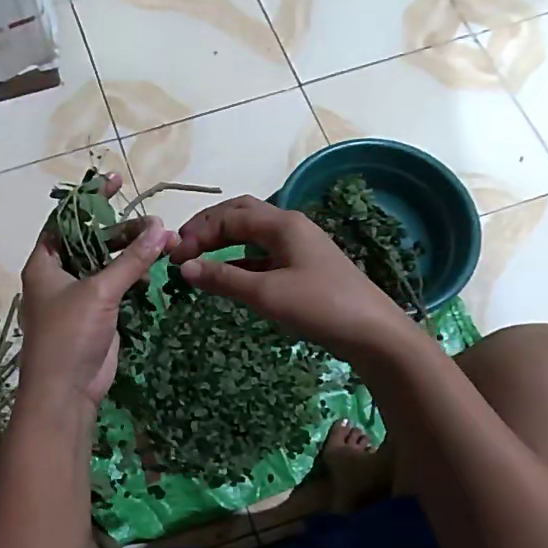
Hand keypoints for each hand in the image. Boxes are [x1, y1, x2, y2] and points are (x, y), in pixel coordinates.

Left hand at [19, 174, 174, 408]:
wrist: (66, 391)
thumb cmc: (69, 335)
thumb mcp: (99, 292)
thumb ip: (130, 260)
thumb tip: (160, 228)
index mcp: (44, 263)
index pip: (66, 220)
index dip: (89, 199)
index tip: (114, 179)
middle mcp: (58, 275)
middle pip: (90, 240)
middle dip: (121, 228)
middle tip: (153, 220)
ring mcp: (78, 296)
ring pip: (106, 263)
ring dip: (131, 252)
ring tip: (163, 241)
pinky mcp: (97, 314)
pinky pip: (116, 286)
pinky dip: (133, 276)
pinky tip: (154, 267)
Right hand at [170, 195, 405, 360]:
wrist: (373, 333)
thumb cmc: (320, 307)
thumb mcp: (266, 294)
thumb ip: (223, 278)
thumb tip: (183, 267)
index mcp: (282, 224)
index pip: (228, 217)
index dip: (197, 233)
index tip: (174, 258)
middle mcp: (289, 227)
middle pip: (240, 215)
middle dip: (207, 228)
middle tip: (181, 249)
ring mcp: (297, 247)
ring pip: (250, 235)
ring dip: (221, 243)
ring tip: (196, 260)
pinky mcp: (302, 267)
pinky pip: (261, 255)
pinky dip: (237, 261)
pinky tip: (225, 276)